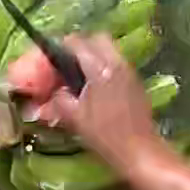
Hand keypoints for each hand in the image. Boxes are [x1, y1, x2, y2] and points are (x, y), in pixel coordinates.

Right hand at [6, 33, 166, 175]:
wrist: (139, 151)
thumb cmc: (104, 135)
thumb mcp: (74, 117)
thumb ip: (59, 99)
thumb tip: (52, 92)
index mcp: (99, 69)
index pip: (77, 43)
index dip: (60, 47)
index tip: (50, 58)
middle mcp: (117, 64)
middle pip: (97, 38)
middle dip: (80, 46)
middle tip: (66, 63)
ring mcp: (129, 72)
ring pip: (109, 50)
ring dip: (92, 56)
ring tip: (79, 76)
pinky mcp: (136, 82)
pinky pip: (116, 64)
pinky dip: (103, 67)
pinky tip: (94, 88)